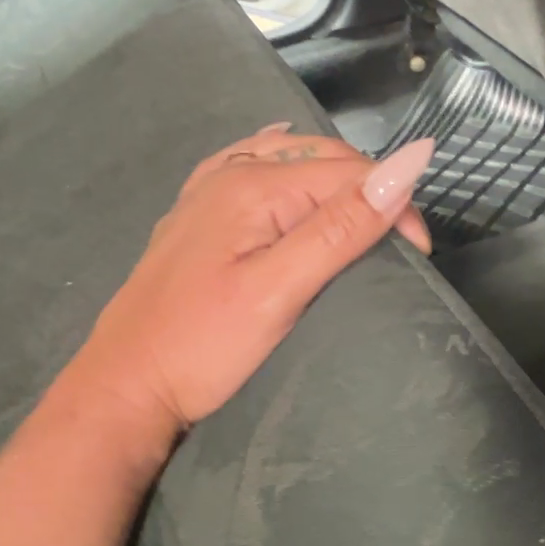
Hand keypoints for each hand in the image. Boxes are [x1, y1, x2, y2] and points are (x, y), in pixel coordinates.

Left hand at [57, 124, 433, 446]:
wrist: (124, 386)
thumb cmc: (204, 346)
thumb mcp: (279, 291)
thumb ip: (340, 228)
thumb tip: (407, 167)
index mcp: (255, 185)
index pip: (351, 173)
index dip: (395, 204)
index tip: (420, 256)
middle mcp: (231, 173)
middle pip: (324, 159)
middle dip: (373, 191)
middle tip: (401, 245)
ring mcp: (209, 191)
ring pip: (292, 160)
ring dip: (338, 180)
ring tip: (367, 217)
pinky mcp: (198, 214)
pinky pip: (252, 167)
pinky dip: (287, 165)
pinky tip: (291, 164)